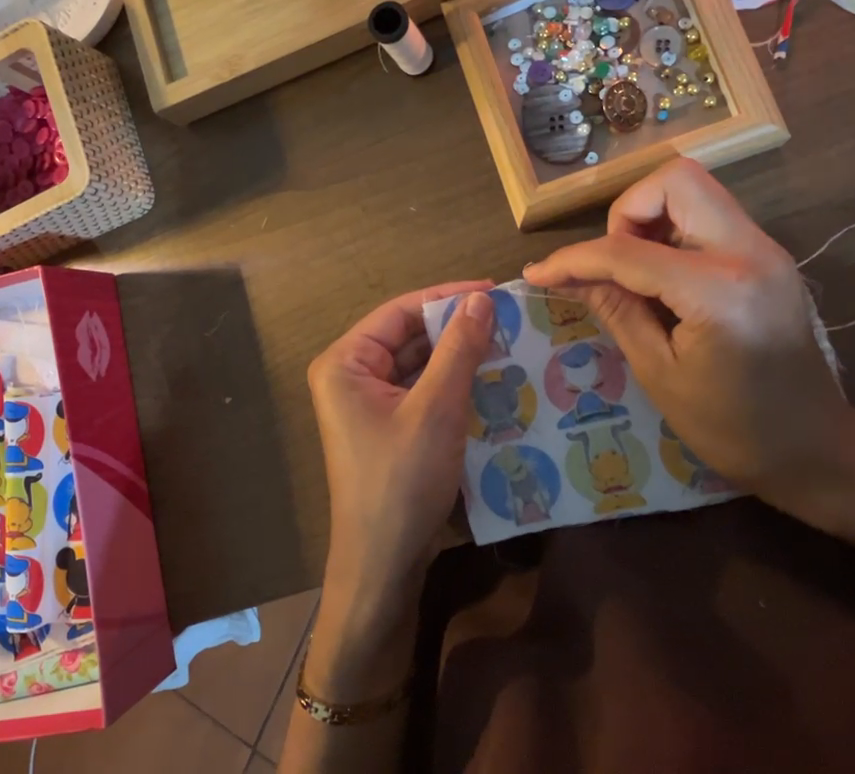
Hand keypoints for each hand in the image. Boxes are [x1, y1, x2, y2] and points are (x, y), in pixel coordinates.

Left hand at [307, 281, 494, 599]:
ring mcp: (367, 406)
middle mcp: (350, 377)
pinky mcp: (387, 431)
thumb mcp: (436, 410)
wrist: (382, 563)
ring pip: (418, 366)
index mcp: (345, 363)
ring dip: (458, 359)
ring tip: (509, 346)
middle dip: (456, 329)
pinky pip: (422, 394)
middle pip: (408, 337)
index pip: (398, 312)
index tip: (495, 291)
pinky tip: (492, 384)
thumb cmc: (401, 480)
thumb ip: (458, 350)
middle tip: (510, 320)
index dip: (446, 297)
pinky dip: (453, 387)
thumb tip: (482, 299)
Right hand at [523, 159, 854, 525]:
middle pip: (675, 180)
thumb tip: (567, 277)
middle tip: (612, 262)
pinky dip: (673, 231)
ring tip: (633, 271)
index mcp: (719, 291)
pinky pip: (710, 215)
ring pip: (695, 189)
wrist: (813, 447)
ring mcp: (764, 249)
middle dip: (627, 211)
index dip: (574, 259)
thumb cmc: (730, 427)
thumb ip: (615, 310)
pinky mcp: (767, 256)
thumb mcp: (658, 372)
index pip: (628, 250)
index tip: (538, 272)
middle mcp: (748, 252)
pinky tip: (660, 278)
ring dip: (651, 217)